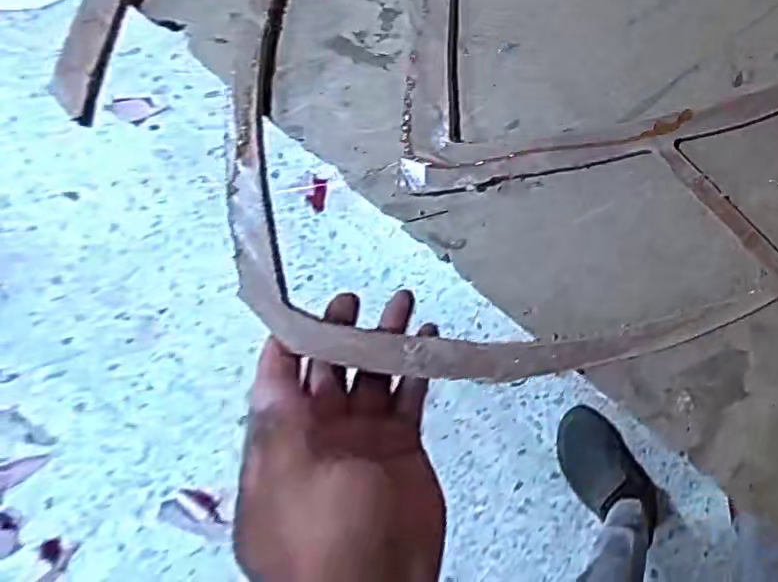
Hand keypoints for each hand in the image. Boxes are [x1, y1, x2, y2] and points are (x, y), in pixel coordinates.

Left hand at [235, 291, 445, 581]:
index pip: (277, 388)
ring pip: (374, 377)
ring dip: (386, 343)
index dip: (286, 349)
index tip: (297, 312)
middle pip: (330, 375)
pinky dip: (420, 366)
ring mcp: (364, 441)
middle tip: (356, 298)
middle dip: (341, 335)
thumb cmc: (324, 535)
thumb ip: (285, 427)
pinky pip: (410, 395)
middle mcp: (320, 439)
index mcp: (281, 449)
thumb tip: (271, 380)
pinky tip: (432, 340)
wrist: (377, 576)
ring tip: (403, 305)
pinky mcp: (402, 443)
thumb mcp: (293, 479)